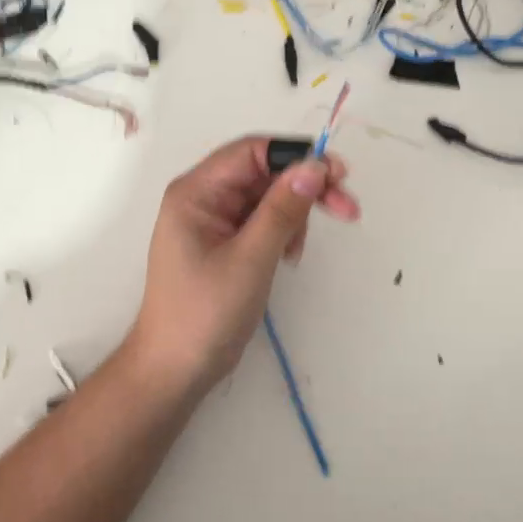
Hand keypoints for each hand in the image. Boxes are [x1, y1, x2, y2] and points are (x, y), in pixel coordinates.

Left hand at [127, 137, 359, 393]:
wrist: (174, 369)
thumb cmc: (205, 313)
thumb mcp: (250, 259)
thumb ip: (282, 210)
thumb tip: (314, 166)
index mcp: (196, 191)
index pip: (251, 151)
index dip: (296, 156)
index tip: (338, 174)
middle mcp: (202, 197)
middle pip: (262, 172)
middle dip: (303, 188)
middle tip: (347, 209)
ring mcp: (212, 220)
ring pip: (266, 196)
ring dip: (294, 214)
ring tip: (297, 252)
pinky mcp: (224, 242)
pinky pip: (260, 220)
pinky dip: (282, 232)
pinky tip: (288, 257)